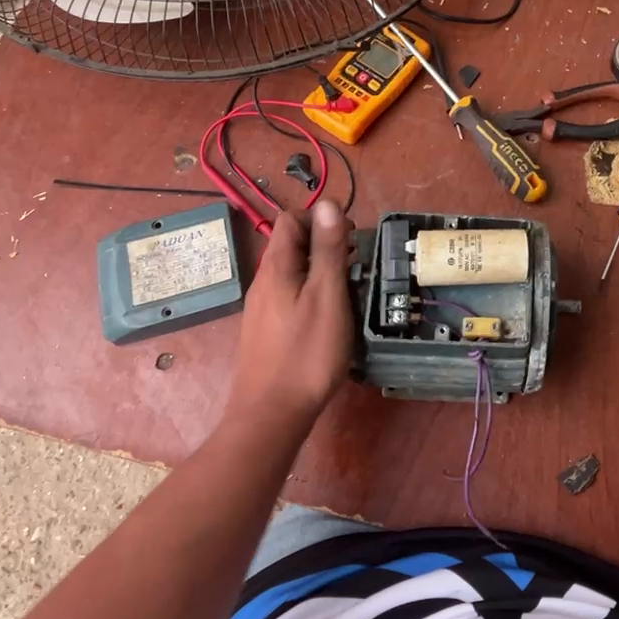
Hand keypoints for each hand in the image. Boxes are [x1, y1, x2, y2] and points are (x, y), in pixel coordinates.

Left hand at [229, 200, 354, 421]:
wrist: (271, 414)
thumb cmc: (307, 352)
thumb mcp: (328, 295)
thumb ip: (328, 250)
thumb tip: (329, 204)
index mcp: (276, 267)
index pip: (291, 220)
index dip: (320, 220)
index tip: (350, 241)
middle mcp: (263, 282)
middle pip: (291, 245)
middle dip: (324, 245)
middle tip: (356, 266)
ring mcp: (262, 308)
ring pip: (292, 272)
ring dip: (320, 271)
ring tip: (348, 291)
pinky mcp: (266, 330)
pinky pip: (289, 295)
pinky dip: (311, 293)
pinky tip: (329, 318)